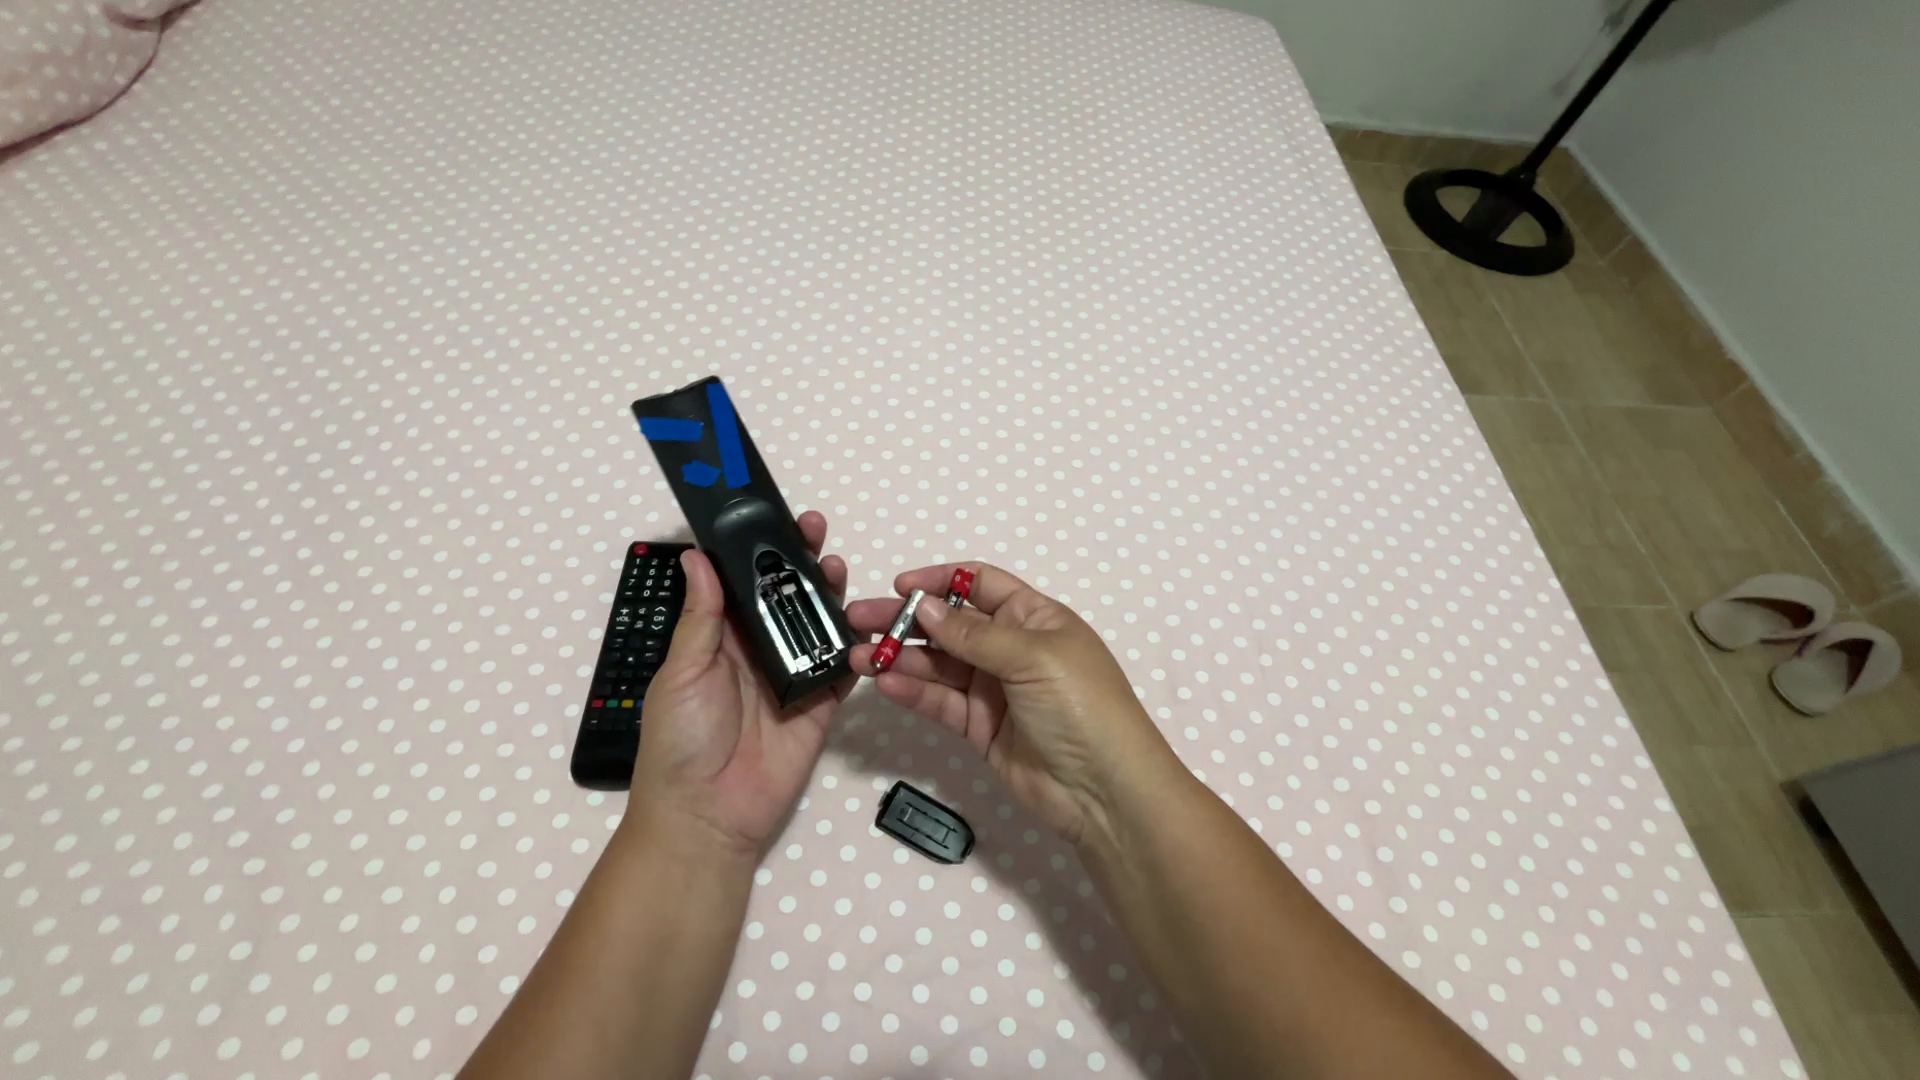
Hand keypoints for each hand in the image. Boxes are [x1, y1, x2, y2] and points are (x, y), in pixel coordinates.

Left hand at [627, 512, 850, 857]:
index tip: (774, 519)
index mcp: (721, 640)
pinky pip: (844, 669)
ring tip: (835, 565)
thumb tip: (697, 557)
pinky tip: (866, 619)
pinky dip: (858, 645)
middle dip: (800, 562)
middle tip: (814, 529)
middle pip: (786, 598)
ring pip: (819, 625)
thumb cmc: (681, 741)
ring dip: (829, 594)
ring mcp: (794, 676)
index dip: (759, 552)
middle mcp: (760, 651)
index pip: (744, 585)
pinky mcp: (822, 704)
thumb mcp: (683, 672)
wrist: (707, 816)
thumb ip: (702, 617)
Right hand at [846, 563, 1179, 845]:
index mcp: (1033, 617)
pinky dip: (913, 692)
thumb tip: (924, 605)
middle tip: (858, 620)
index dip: (940, 581)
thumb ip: (973, 634)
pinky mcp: (980, 727)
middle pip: (950, 625)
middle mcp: (1010, 648)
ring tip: (859, 657)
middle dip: (905, 621)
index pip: (980, 584)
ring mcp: (994, 689)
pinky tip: (885, 685)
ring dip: (900, 658)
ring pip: (938, 664)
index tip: (899, 586)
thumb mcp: (1032, 656)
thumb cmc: (1081, 705)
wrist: (1105, 791)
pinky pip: (940, 702)